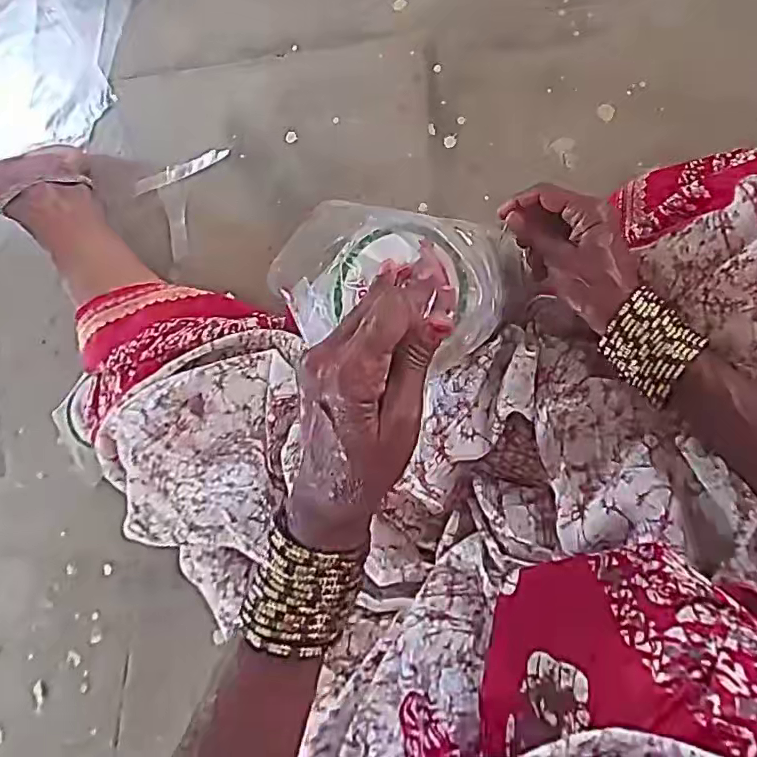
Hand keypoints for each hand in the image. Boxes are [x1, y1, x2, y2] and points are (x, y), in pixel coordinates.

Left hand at [285, 259, 453, 550]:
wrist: (324, 496)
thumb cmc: (370, 467)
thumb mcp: (404, 419)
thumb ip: (415, 362)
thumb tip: (435, 318)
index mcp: (350, 374)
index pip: (389, 314)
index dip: (417, 290)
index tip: (440, 269)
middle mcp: (326, 357)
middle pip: (372, 305)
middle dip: (407, 282)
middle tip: (434, 261)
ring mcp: (316, 356)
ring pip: (361, 310)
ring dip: (392, 291)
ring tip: (420, 270)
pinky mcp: (317, 359)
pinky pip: (352, 323)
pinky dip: (378, 308)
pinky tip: (395, 294)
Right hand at [498, 183, 640, 333]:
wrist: (622, 314)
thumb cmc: (595, 289)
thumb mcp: (559, 260)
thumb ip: (534, 234)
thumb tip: (513, 216)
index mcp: (590, 210)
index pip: (547, 193)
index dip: (521, 202)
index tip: (503, 215)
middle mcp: (595, 212)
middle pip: (552, 206)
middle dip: (530, 224)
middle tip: (517, 242)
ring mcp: (596, 226)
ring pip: (556, 222)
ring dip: (539, 239)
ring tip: (533, 262)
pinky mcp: (594, 240)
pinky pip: (566, 235)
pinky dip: (551, 247)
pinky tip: (543, 267)